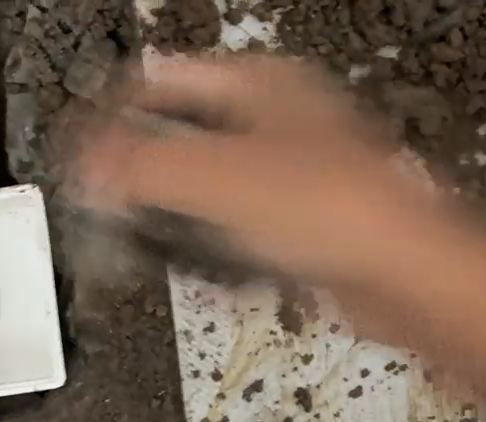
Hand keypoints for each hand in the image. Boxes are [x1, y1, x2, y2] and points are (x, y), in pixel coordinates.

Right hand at [71, 55, 485, 417]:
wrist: (403, 277)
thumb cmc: (333, 211)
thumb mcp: (220, 180)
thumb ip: (144, 168)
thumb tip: (84, 163)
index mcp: (260, 87)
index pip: (166, 80)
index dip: (118, 111)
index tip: (82, 149)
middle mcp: (277, 123)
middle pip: (186, 136)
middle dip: (145, 172)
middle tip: (109, 200)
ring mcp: (290, 176)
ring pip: (211, 189)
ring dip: (179, 218)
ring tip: (148, 242)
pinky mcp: (299, 227)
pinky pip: (238, 234)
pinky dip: (215, 252)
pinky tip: (206, 274)